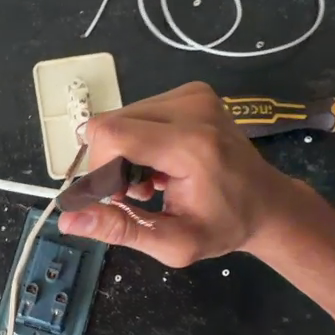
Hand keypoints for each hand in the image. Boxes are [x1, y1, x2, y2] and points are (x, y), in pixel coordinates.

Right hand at [57, 82, 304, 265]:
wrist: (268, 204)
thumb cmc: (223, 227)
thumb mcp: (172, 243)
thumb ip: (119, 228)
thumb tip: (67, 220)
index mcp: (191, 146)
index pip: (112, 134)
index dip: (97, 167)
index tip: (115, 198)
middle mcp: (192, 109)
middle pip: (109, 125)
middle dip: (108, 164)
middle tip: (134, 195)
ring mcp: (192, 95)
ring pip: (119, 118)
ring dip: (121, 154)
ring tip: (149, 181)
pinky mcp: (191, 91)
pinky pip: (136, 112)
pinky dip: (136, 141)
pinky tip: (158, 163)